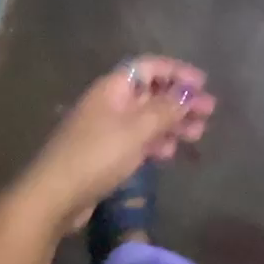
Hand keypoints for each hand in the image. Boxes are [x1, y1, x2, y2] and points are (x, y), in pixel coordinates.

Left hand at [14, 56, 217, 229]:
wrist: (55, 195)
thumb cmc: (97, 156)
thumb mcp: (137, 130)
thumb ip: (166, 109)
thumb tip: (189, 92)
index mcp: (113, 87)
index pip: (150, 67)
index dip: (178, 72)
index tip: (204, 84)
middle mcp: (110, 102)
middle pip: (151, 93)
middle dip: (180, 100)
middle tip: (209, 113)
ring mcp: (107, 128)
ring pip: (147, 118)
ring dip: (173, 123)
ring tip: (197, 135)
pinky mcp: (106, 153)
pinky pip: (138, 139)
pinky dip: (156, 142)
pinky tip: (169, 153)